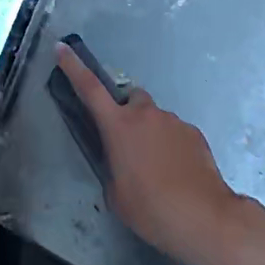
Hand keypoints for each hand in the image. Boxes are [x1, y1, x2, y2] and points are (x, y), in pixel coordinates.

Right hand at [55, 43, 251, 264]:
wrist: (202, 216)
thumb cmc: (150, 208)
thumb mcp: (116, 194)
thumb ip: (113, 168)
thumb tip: (122, 162)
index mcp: (119, 126)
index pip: (90, 89)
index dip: (73, 67)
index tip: (62, 48)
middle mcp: (147, 115)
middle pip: (132, 99)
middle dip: (126, 113)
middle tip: (128, 144)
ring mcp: (174, 121)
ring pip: (156, 119)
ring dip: (151, 135)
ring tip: (157, 170)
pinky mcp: (195, 133)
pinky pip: (175, 133)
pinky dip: (171, 146)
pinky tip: (176, 174)